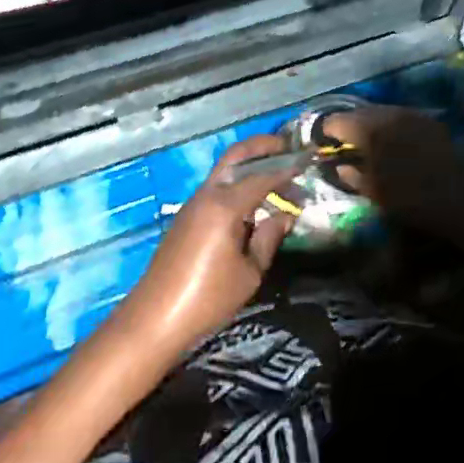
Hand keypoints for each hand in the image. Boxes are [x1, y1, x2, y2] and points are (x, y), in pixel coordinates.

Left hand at [116, 136, 297, 354]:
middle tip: (286, 147)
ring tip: (276, 174)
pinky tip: (253, 200)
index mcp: (225, 205)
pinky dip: (236, 183)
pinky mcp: (187, 216)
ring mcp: (194, 203)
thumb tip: (285, 215)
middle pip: (235, 157)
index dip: (286, 167)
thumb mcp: (249, 273)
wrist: (156, 315)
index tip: (307, 159)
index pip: (262, 175)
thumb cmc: (208, 297)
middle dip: (261, 146)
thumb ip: (269, 238)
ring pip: (224, 171)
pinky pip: (217, 188)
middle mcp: (208, 195)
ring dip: (249, 165)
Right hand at [320, 106, 463, 234]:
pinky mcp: (427, 119)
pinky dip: (390, 126)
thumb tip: (339, 165)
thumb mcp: (372, 191)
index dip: (326, 133)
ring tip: (369, 144)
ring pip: (379, 112)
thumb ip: (350, 174)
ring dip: (370, 125)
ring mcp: (409, 114)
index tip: (325, 146)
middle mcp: (386, 114)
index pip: (335, 121)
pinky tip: (394, 143)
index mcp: (368, 130)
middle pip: (357, 113)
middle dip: (348, 126)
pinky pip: (399, 117)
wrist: (460, 199)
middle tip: (345, 145)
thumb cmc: (409, 199)